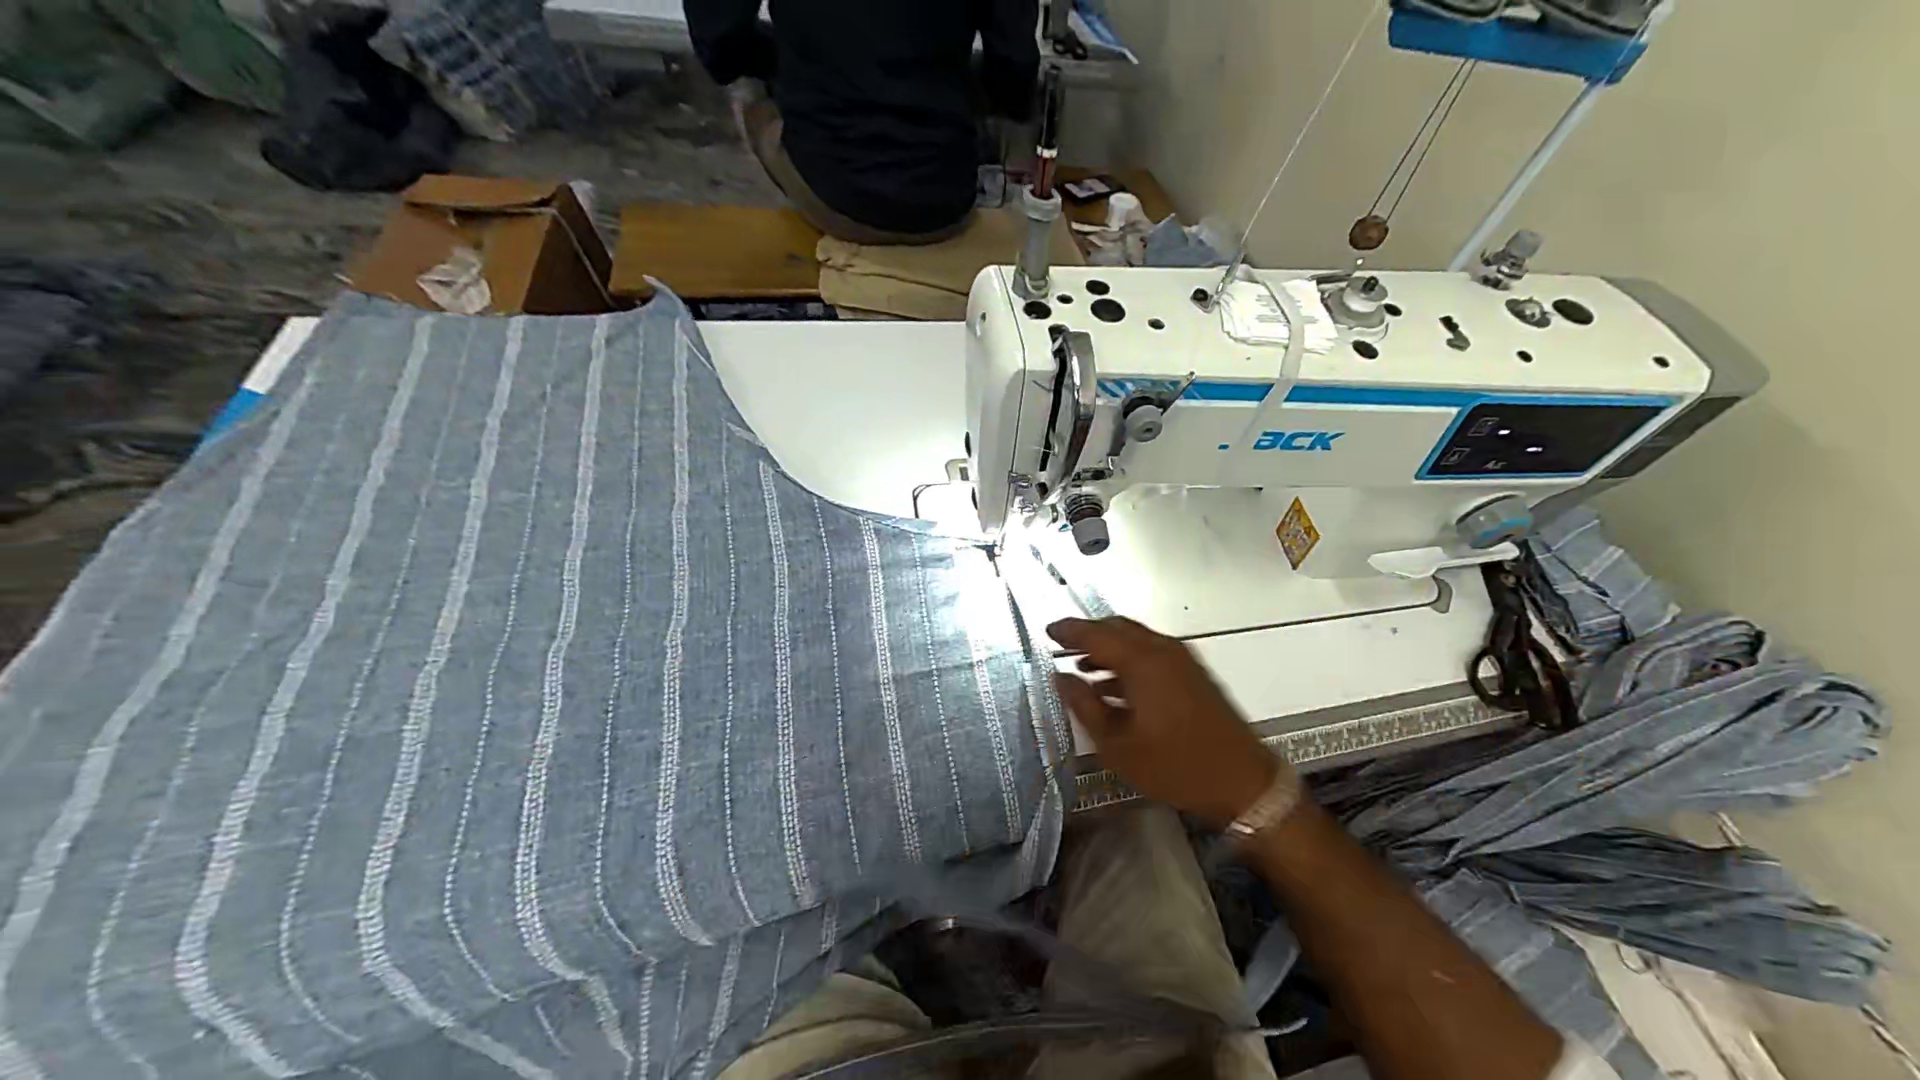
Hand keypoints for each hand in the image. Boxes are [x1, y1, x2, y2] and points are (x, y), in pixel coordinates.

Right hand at [1047, 617, 1287, 827]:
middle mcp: (1163, 651)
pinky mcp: (1194, 674)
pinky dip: (1129, 660)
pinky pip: (1153, 653)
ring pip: (1137, 640)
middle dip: (1089, 634)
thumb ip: (1084, 706)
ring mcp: (1183, 661)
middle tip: (1063, 647)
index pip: (1096, 634)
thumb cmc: (1176, 766)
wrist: (1243, 782)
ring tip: (1084, 669)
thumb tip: (1061, 679)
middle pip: (1118, 628)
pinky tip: (1115, 687)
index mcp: (1142, 662)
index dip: (1069, 631)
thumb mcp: (1118, 745)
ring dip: (1109, 648)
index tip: (1048, 631)